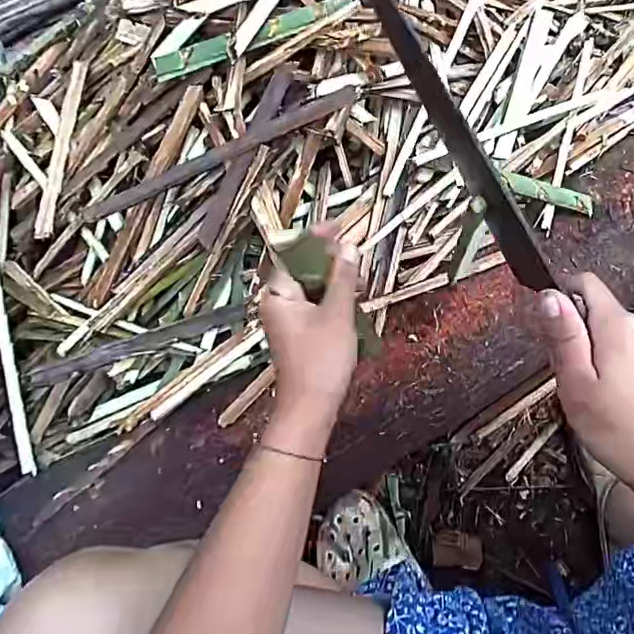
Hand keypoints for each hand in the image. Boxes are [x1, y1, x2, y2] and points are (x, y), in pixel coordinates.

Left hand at [258, 228, 359, 451]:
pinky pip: (314, 301)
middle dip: (327, 257)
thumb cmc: (321, 360)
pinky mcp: (298, 330)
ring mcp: (286, 317)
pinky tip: (351, 297)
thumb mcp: (338, 313)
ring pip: (309, 284)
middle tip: (353, 251)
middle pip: (300, 266)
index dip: (315, 236)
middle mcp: (276, 302)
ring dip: (332, 277)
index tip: (339, 226)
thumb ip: (343, 278)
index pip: (292, 251)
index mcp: (278, 294)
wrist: (311, 407)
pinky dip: (331, 295)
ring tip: (356, 274)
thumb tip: (348, 248)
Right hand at [529, 272, 633, 499]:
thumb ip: (563, 335)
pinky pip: (621, 348)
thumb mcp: (576, 382)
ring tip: (588, 391)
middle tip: (569, 373)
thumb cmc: (621, 432)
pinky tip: (606, 397)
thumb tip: (549, 296)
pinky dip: (606, 364)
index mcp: (617, 325)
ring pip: (605, 330)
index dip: (560, 299)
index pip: (583, 282)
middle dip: (572, 333)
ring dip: (588, 352)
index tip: (550, 330)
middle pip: (592, 308)